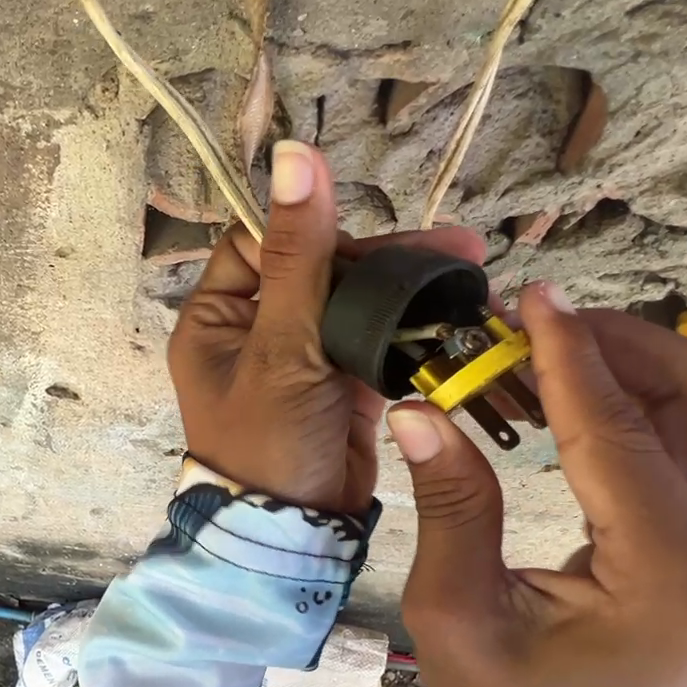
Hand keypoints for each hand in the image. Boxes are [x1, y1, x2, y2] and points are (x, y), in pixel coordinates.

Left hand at [168, 141, 485, 515]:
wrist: (294, 530)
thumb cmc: (268, 441)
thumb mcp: (280, 347)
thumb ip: (295, 257)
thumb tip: (291, 156)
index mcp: (216, 319)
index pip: (261, 245)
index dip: (313, 232)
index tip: (369, 240)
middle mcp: (251, 331)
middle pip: (316, 269)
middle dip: (380, 259)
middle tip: (453, 248)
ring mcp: (297, 357)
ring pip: (351, 301)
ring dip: (404, 287)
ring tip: (470, 267)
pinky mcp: (336, 381)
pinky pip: (372, 337)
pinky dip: (410, 326)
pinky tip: (456, 309)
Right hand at [388, 285, 686, 686]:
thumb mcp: (454, 611)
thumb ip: (451, 506)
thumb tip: (421, 409)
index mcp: (678, 578)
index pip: (624, 436)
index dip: (569, 359)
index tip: (530, 297)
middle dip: (616, 344)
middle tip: (529, 321)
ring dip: (634, 365)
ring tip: (543, 349)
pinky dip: (645, 402)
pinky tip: (577, 397)